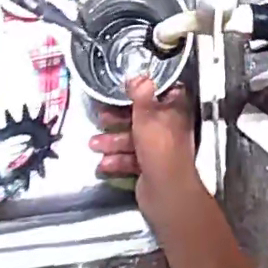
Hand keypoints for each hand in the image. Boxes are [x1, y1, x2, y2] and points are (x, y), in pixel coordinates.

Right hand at [89, 74, 200, 212]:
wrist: (166, 190)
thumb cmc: (159, 146)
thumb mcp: (147, 114)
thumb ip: (141, 94)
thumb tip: (138, 76)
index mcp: (174, 108)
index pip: (160, 91)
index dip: (143, 88)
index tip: (125, 87)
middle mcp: (169, 125)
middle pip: (142, 116)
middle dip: (119, 118)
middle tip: (100, 116)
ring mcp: (160, 147)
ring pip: (134, 138)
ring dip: (113, 140)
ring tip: (93, 144)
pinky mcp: (150, 166)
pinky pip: (131, 158)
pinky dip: (118, 159)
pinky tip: (103, 163)